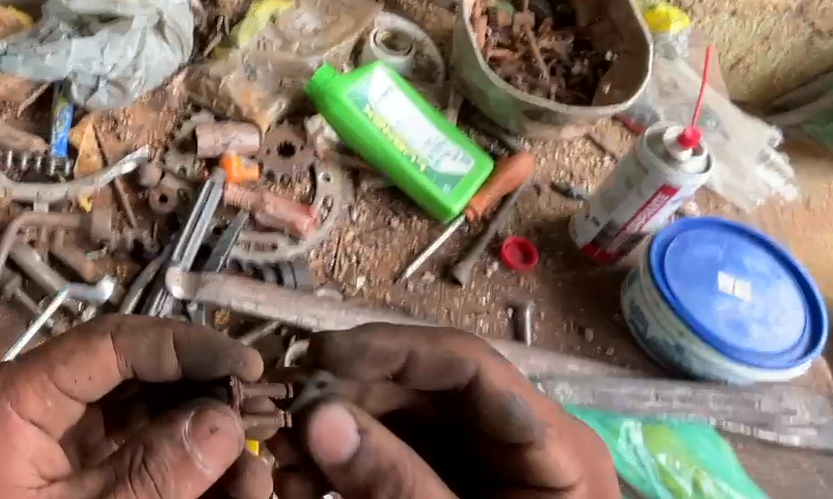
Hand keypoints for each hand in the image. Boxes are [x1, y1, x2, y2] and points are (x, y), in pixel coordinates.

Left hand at [0, 315, 273, 498]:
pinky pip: (137, 456)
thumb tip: (222, 422)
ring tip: (251, 471)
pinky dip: (180, 470)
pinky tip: (227, 485)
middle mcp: (43, 404)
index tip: (242, 361)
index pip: (111, 343)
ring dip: (199, 437)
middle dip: (199, 393)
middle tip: (258, 410)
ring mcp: (60, 442)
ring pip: (144, 415)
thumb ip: (149, 477)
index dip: (181, 345)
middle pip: (134, 374)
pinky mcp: (76, 476)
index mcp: (21, 395)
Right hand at [275, 324, 617, 498]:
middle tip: (285, 416)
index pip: (465, 362)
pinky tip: (300, 484)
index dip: (390, 348)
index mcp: (551, 443)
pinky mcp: (441, 479)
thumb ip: (397, 486)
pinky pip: (385, 450)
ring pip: (390, 413)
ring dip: (332, 431)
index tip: (320, 356)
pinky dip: (341, 465)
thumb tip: (316, 417)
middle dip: (345, 396)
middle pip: (417, 383)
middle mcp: (509, 433)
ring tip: (282, 460)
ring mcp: (475, 457)